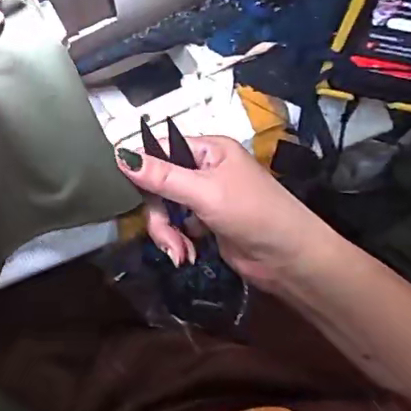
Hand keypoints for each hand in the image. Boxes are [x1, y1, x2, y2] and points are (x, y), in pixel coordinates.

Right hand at [115, 133, 340, 288]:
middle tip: (165, 234)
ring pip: (163, 207)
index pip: (160, 149)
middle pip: (157, 183)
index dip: (140, 168)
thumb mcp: (204, 192)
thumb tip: (119, 155)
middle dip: (158, 213)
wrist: (291, 260)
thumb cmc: (254, 215)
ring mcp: (204, 196)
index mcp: (209, 149)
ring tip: (179, 252)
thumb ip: (161, 176)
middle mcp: (204, 168)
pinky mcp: (204, 221)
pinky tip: (186, 254)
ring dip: (166, 231)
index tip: (125, 189)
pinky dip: (175, 240)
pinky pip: (174, 224)